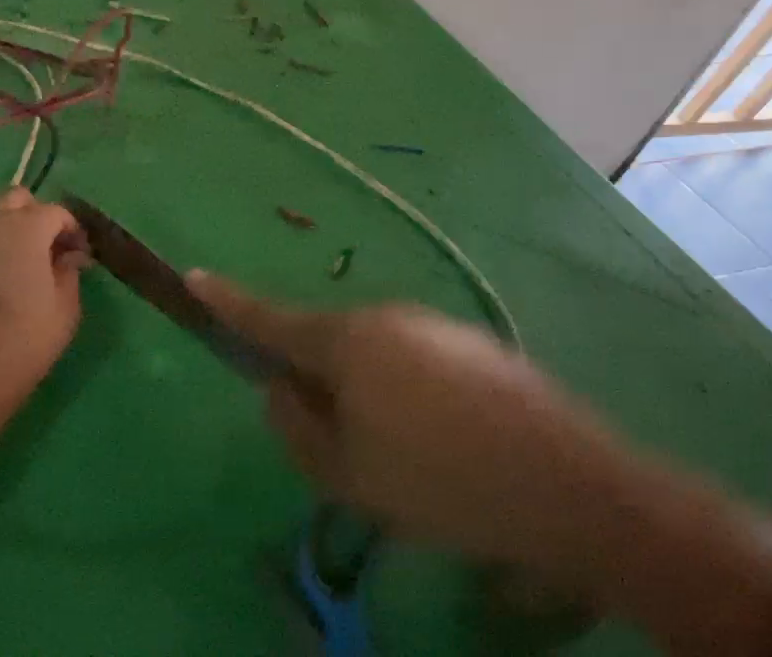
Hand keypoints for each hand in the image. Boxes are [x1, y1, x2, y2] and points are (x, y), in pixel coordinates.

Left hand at [0, 188, 86, 401]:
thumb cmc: (19, 348)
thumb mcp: (63, 314)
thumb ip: (69, 272)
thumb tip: (69, 254)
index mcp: (25, 229)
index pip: (55, 211)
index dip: (69, 230)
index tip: (75, 255)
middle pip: (15, 200)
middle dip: (33, 217)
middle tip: (42, 253)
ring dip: (3, 232)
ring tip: (9, 269)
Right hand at [187, 271, 606, 561]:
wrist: (578, 494)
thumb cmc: (440, 483)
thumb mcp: (344, 474)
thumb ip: (294, 427)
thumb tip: (281, 391)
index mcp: (345, 341)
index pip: (268, 318)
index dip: (226, 302)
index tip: (193, 278)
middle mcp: (386, 318)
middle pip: (325, 341)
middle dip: (316, 379)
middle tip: (335, 442)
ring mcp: (437, 328)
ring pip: (374, 355)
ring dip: (367, 393)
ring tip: (402, 458)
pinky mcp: (477, 348)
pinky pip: (416, 363)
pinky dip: (410, 397)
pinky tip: (445, 450)